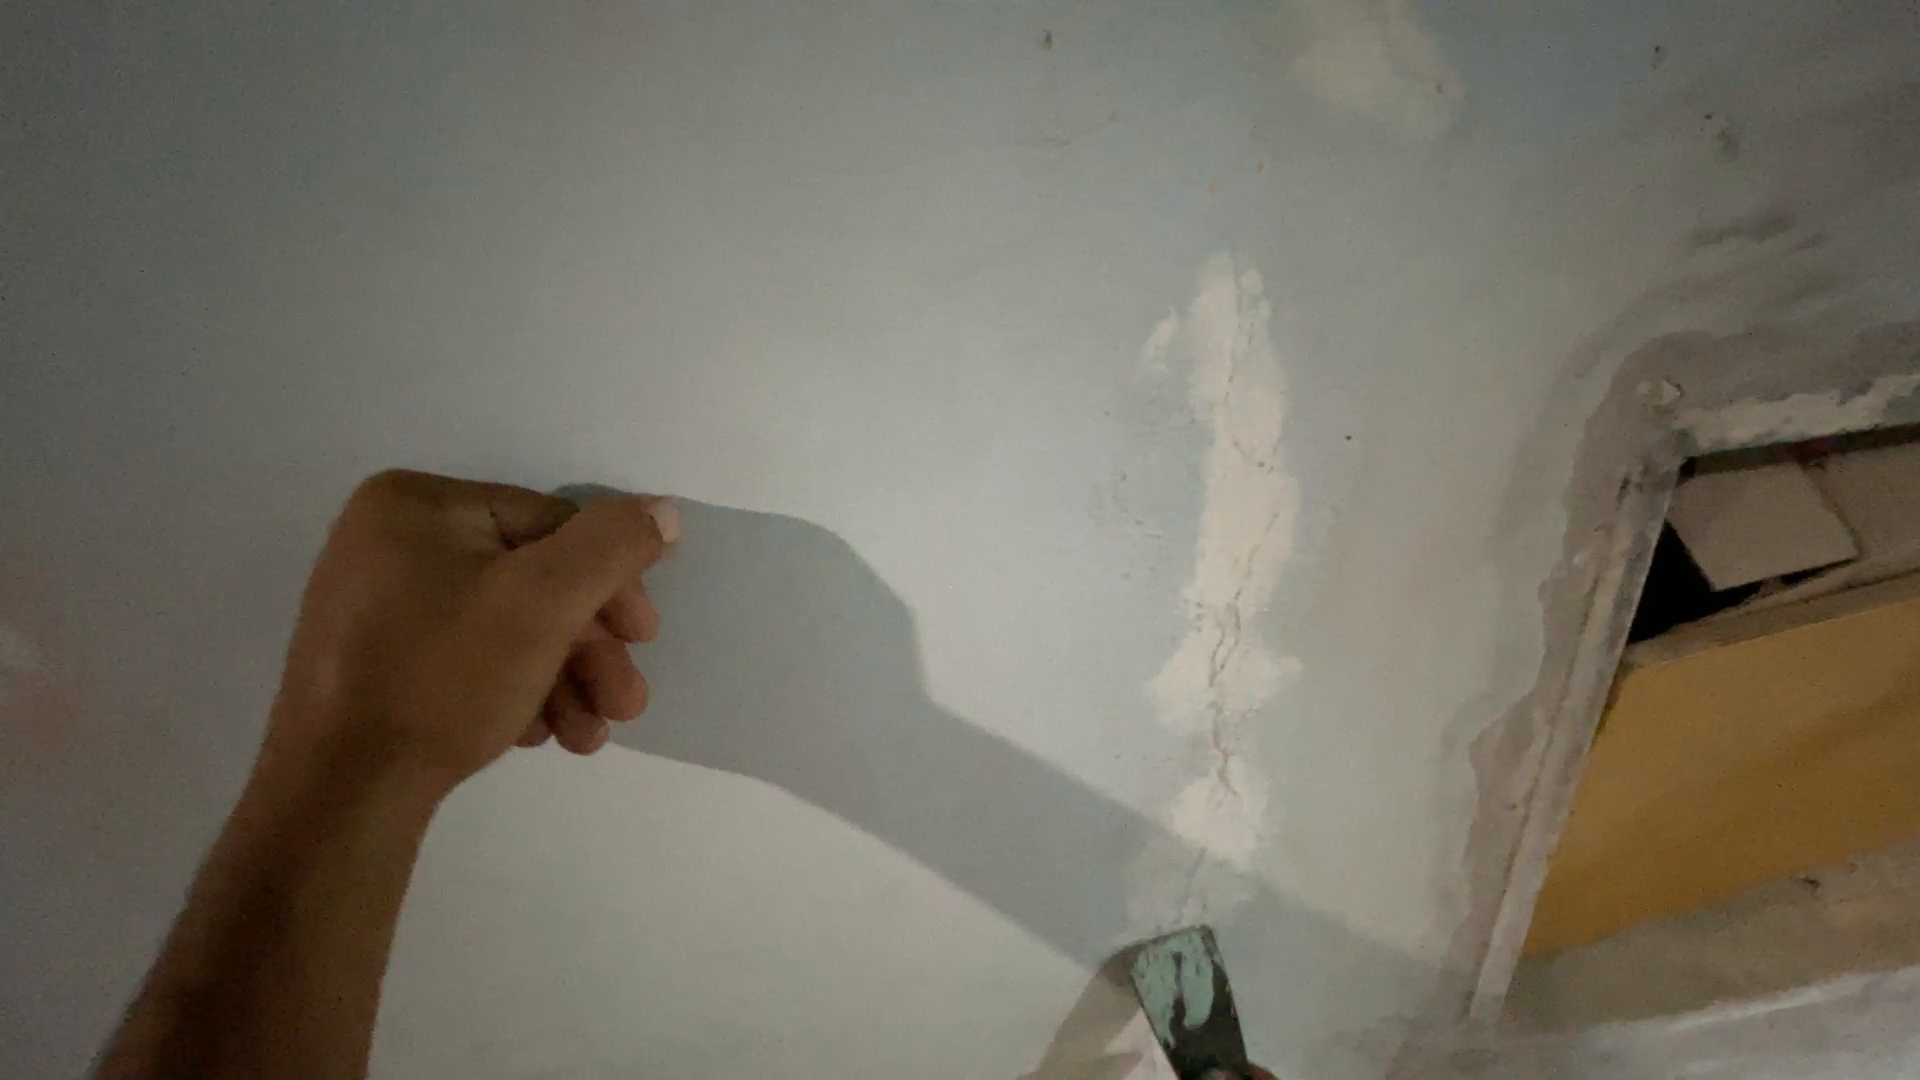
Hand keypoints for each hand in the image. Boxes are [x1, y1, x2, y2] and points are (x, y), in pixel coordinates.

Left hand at [260, 469, 676, 797]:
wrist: (338, 804)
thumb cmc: (444, 680)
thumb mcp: (547, 600)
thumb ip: (614, 545)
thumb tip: (663, 511)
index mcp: (420, 506)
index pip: (557, 525)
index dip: (613, 581)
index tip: (644, 639)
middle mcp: (396, 542)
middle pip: (540, 581)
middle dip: (593, 648)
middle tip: (626, 699)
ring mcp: (387, 603)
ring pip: (516, 625)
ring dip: (571, 679)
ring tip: (593, 734)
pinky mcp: (386, 659)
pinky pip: (480, 654)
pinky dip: (525, 690)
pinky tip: (544, 733)